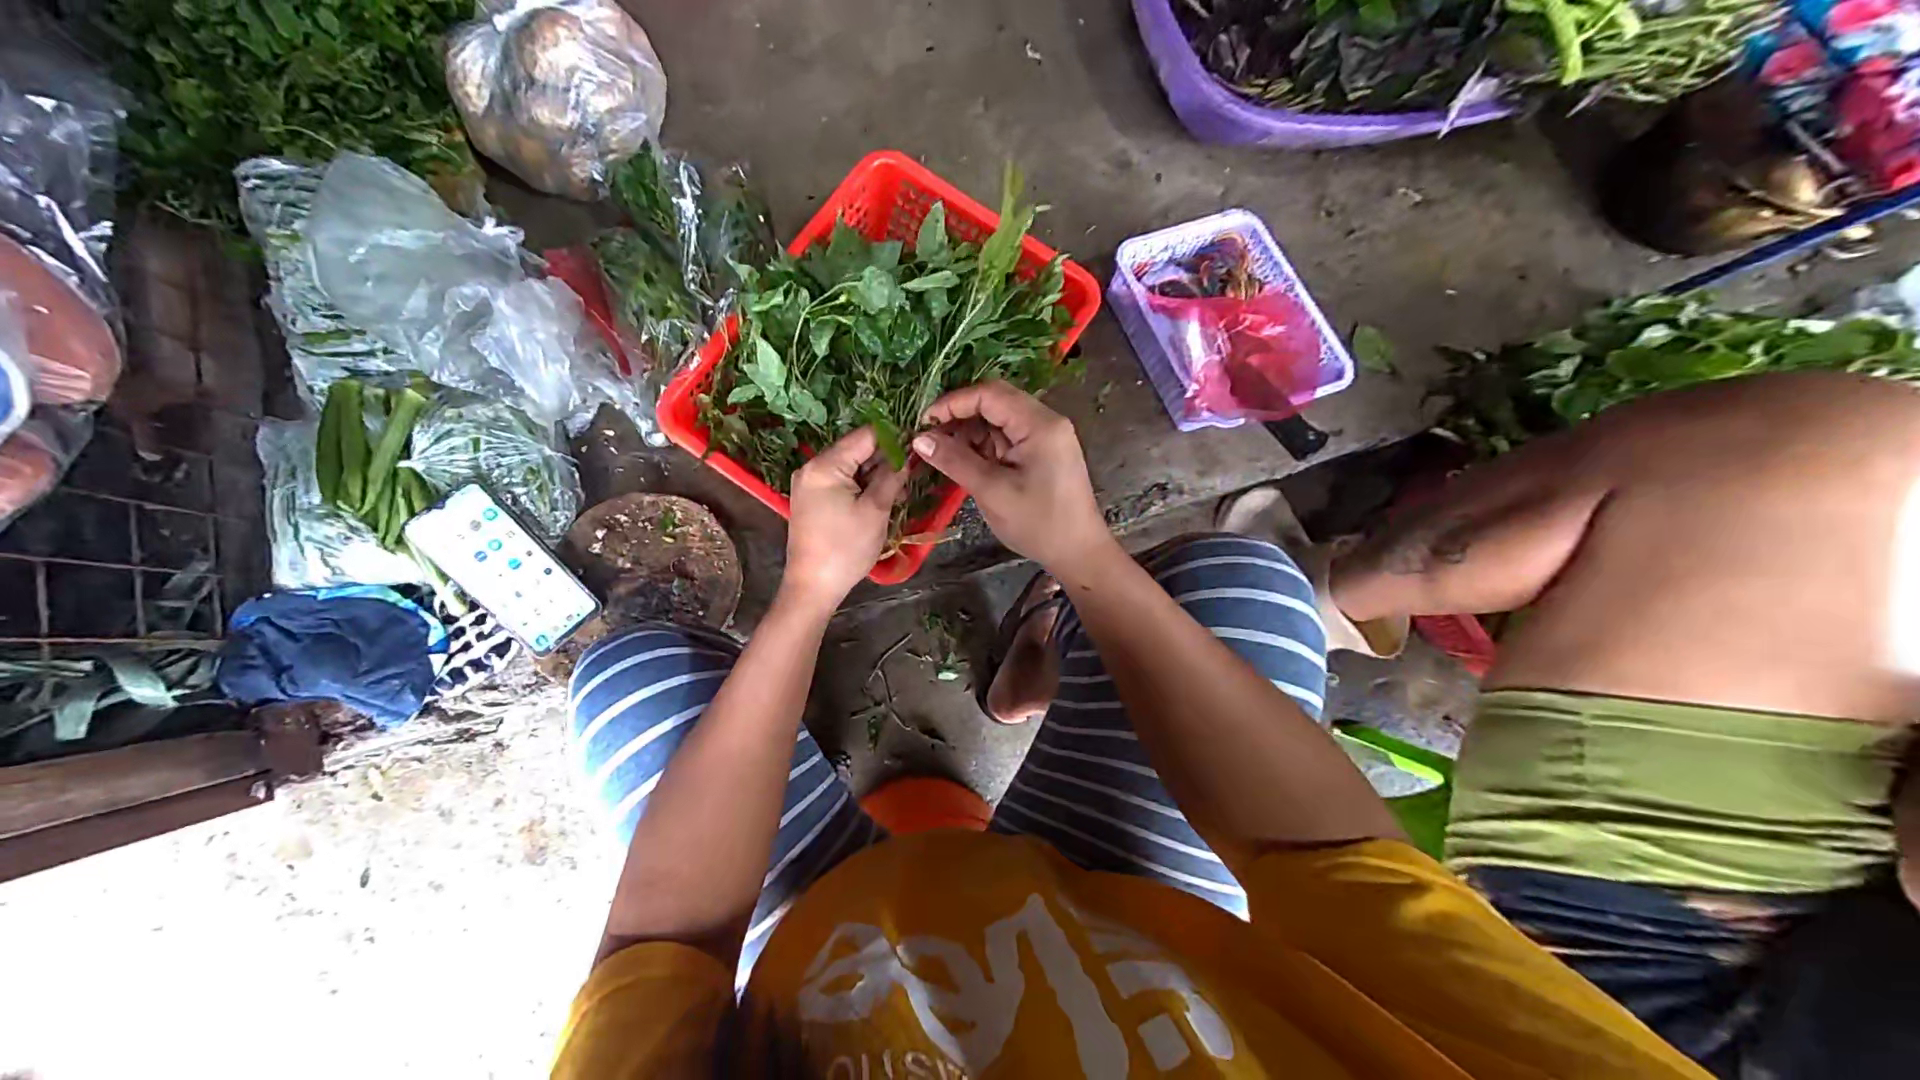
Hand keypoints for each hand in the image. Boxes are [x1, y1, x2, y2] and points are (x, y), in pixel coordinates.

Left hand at [782, 425, 909, 608]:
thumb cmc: (846, 548)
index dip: (894, 437)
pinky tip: (882, 497)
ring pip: (851, 467)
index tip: (918, 445)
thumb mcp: (876, 510)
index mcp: (825, 465)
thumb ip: (892, 476)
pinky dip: (862, 486)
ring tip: (902, 487)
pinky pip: (842, 482)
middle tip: (914, 470)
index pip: (865, 436)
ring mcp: (810, 484)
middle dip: (886, 458)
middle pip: (856, 450)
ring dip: (876, 474)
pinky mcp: (813, 500)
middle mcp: (812, 468)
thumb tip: (907, 454)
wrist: (813, 586)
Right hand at [913, 380, 1113, 569]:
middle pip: (995, 402)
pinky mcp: (1042, 452)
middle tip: (929, 437)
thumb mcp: (992, 492)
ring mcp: (1046, 436)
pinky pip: (1007, 437)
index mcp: (1039, 424)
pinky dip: (983, 446)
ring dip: (969, 432)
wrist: (1079, 552)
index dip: (953, 402)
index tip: (924, 423)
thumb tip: (919, 439)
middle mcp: (1046, 421)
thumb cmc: (1039, 523)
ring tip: (942, 453)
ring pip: (999, 419)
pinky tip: (963, 461)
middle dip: (959, 416)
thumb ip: (955, 461)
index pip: (990, 394)